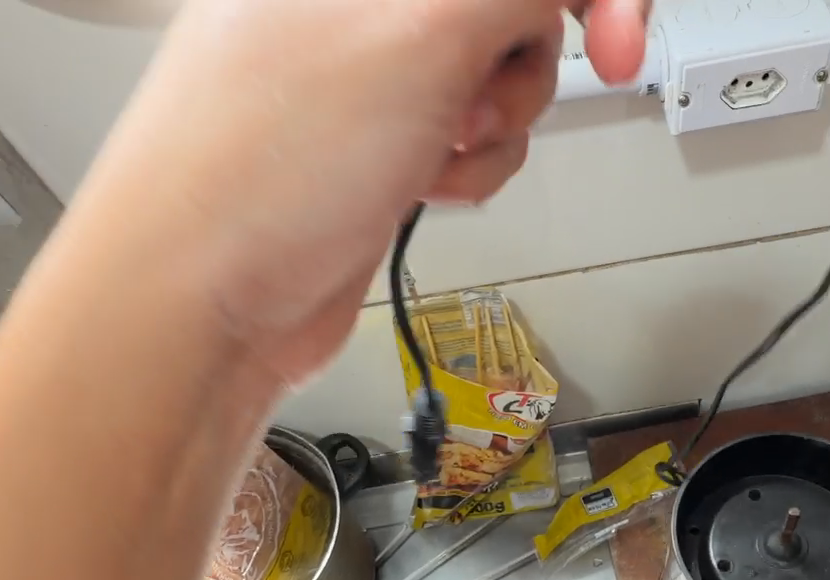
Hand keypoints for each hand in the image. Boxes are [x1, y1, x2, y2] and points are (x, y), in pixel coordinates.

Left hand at [62, 0, 650, 389]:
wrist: (211, 300)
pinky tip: (422, 186)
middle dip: (522, 62)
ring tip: (436, 153)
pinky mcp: (382, 140)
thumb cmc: (269, 168)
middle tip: (481, 106)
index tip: (618, 35)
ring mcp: (372, 69)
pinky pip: (469, 136)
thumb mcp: (419, 30)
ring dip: (494, 127)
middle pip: (512, 3)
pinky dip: (468, 169)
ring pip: (498, 75)